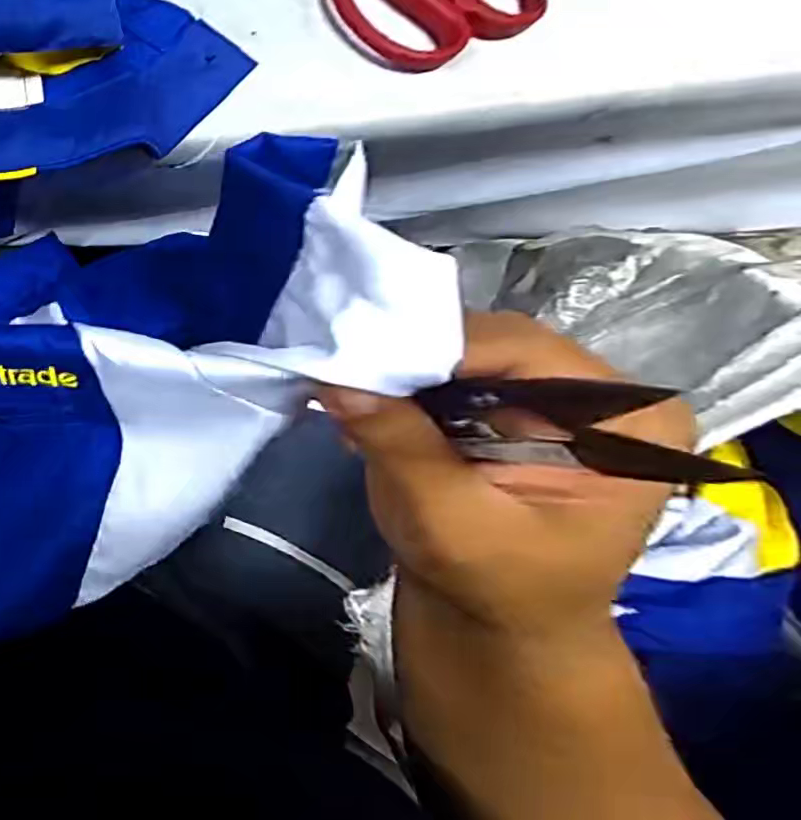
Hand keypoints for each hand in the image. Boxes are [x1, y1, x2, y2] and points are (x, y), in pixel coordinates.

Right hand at [319, 311, 693, 640]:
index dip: (435, 351)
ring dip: (394, 370)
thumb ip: (397, 442)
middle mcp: (593, 394)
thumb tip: (334, 380)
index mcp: (623, 420)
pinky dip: (393, 383)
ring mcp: (543, 398)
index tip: (363, 365)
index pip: (519, 348)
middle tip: (345, 376)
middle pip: (482, 339)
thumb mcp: (444, 514)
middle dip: (409, 356)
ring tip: (348, 395)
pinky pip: (437, 370)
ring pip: (451, 348)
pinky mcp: (498, 406)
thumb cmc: (493, 578)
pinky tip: (364, 409)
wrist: (492, 617)